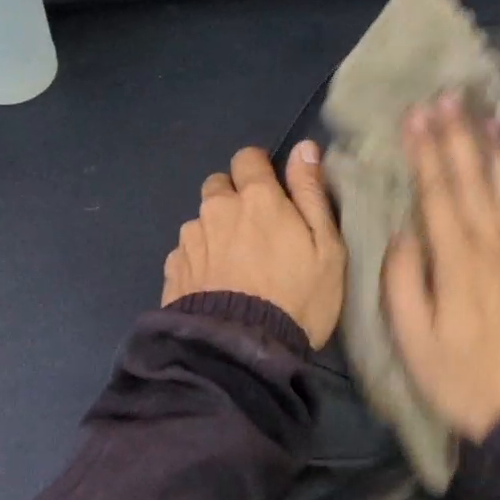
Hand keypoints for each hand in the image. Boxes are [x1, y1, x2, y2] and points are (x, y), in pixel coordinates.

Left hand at [163, 142, 345, 347]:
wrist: (240, 351)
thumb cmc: (297, 297)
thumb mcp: (326, 247)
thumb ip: (311, 192)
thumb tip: (304, 147)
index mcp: (256, 197)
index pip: (248, 157)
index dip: (259, 170)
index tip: (272, 192)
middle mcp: (217, 208)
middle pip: (219, 185)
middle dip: (234, 198)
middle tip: (255, 231)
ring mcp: (190, 239)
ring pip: (202, 220)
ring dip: (215, 231)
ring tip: (234, 267)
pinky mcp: (173, 269)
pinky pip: (187, 252)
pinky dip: (199, 261)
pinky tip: (215, 287)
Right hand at [383, 93, 499, 440]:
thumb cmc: (462, 379)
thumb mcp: (413, 339)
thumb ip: (403, 280)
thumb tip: (403, 234)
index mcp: (458, 261)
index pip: (438, 192)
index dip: (425, 150)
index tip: (415, 114)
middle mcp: (495, 247)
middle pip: (473, 180)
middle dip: (457, 135)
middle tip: (446, 96)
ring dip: (493, 150)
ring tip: (484, 114)